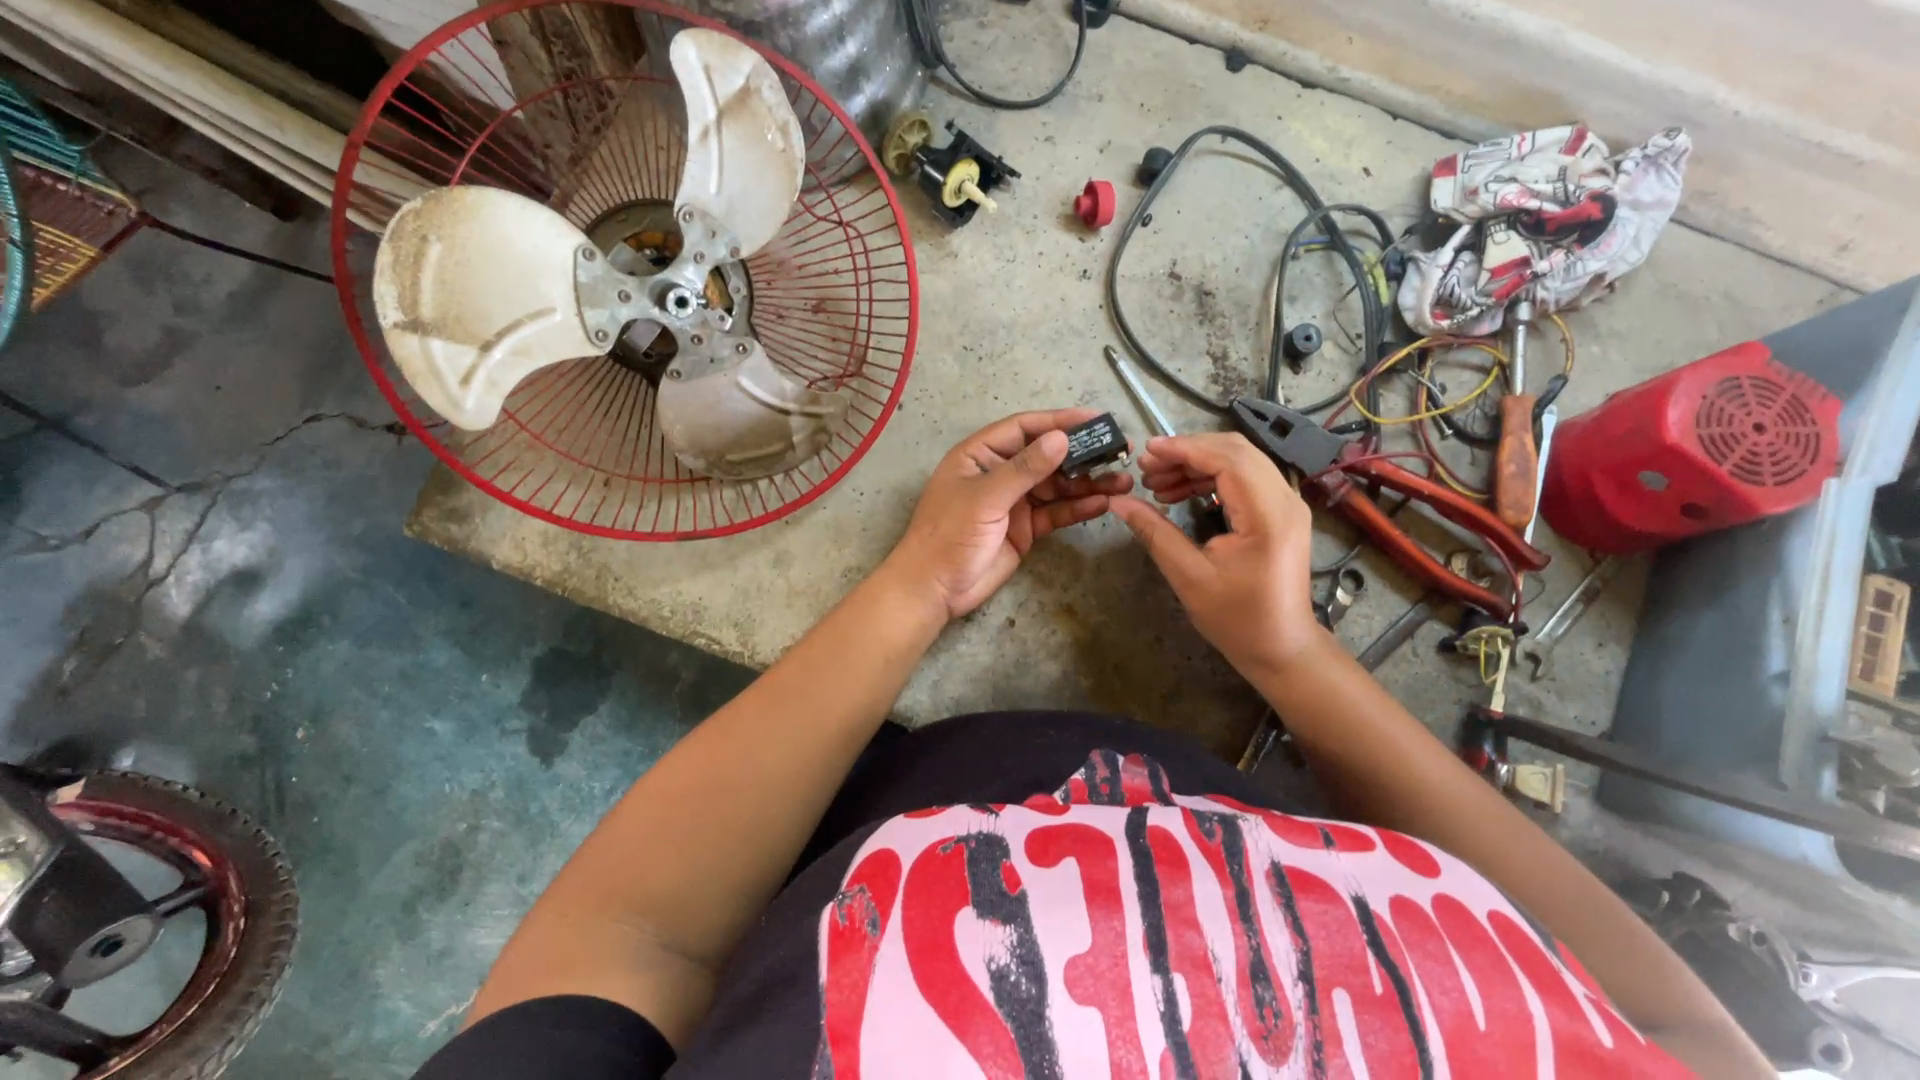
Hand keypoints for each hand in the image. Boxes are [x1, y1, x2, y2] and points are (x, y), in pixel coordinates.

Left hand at [881, 408, 1133, 620]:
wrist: (933, 588)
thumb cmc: (949, 535)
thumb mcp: (985, 497)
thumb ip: (1025, 469)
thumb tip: (1061, 438)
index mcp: (980, 455)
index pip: (1024, 428)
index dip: (1059, 421)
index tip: (1095, 419)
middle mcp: (999, 474)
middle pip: (1046, 456)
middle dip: (1081, 454)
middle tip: (1119, 452)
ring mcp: (1013, 502)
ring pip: (1056, 486)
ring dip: (1087, 483)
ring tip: (1122, 481)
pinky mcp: (1025, 529)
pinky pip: (1056, 513)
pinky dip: (1078, 508)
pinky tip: (1103, 504)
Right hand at [1109, 433, 1325, 675]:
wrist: (1281, 647)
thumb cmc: (1237, 619)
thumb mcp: (1189, 577)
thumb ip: (1155, 533)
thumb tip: (1118, 502)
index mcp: (1268, 516)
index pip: (1227, 459)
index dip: (1184, 449)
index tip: (1146, 452)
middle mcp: (1286, 500)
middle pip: (1236, 451)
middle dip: (1188, 452)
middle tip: (1146, 468)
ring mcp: (1288, 504)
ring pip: (1240, 461)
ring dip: (1197, 464)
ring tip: (1157, 483)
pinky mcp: (1282, 512)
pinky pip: (1246, 478)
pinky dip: (1212, 478)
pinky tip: (1181, 493)